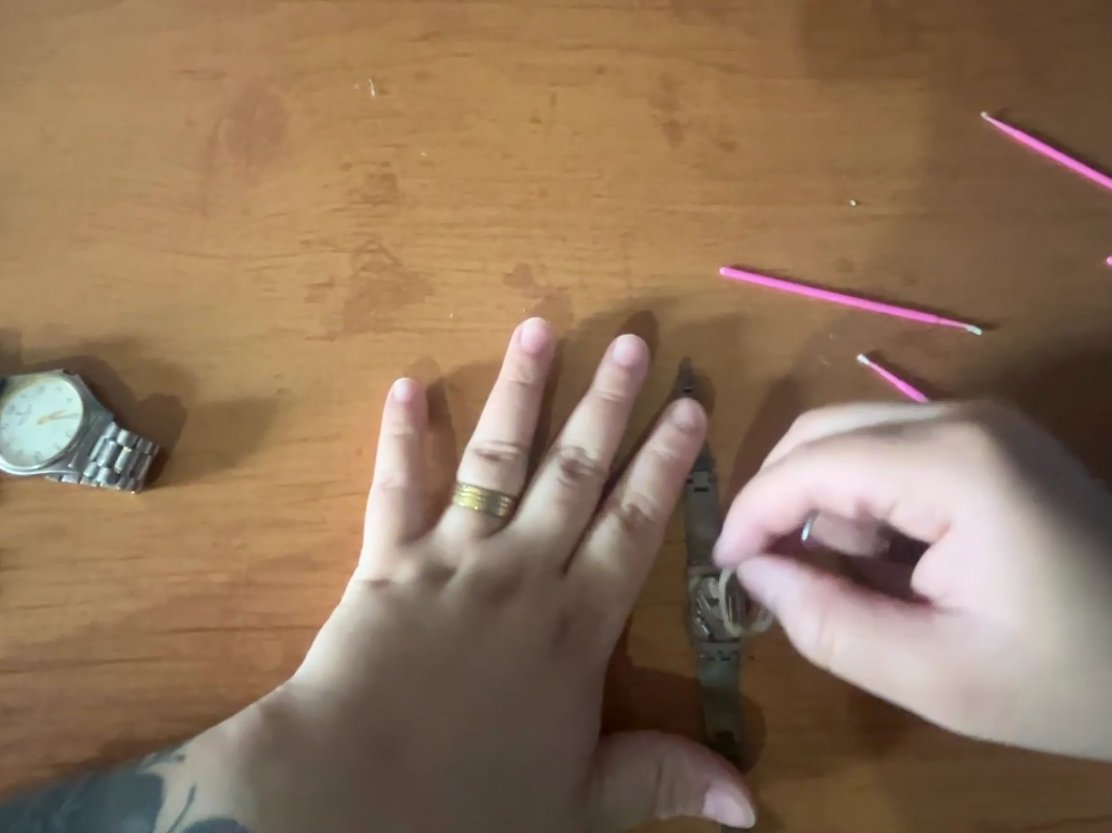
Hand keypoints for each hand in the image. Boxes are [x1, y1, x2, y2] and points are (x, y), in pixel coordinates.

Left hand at [232, 319, 756, 831]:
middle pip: (575, 471)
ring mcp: (455, 555)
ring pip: (497, 457)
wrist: (357, 799)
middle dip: (607, 404)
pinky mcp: (390, 555)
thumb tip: (754, 805)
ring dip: (520, 390)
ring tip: (538, 328)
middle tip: (631, 342)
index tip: (688, 406)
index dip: (665, 464)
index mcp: (575, 623)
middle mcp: (524, 571)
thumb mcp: (582, 803)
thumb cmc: (472, 806)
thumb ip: (662, 779)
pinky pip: (396, 485)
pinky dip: (399, 433)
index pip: (635, 525)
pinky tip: (405, 382)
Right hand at [715, 402, 1111, 769]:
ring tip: (858, 581)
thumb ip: (825, 621)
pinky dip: (863, 498)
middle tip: (772, 572)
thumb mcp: (937, 678)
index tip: (724, 568)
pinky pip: (885, 448)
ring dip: (825, 503)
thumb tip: (751, 570)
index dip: (753, 512)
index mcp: (956, 465)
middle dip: (780, 500)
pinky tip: (895, 558)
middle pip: (820, 433)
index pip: (811, 465)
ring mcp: (979, 418)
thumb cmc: (1079, 684)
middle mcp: (961, 416)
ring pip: (848, 438)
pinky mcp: (986, 435)